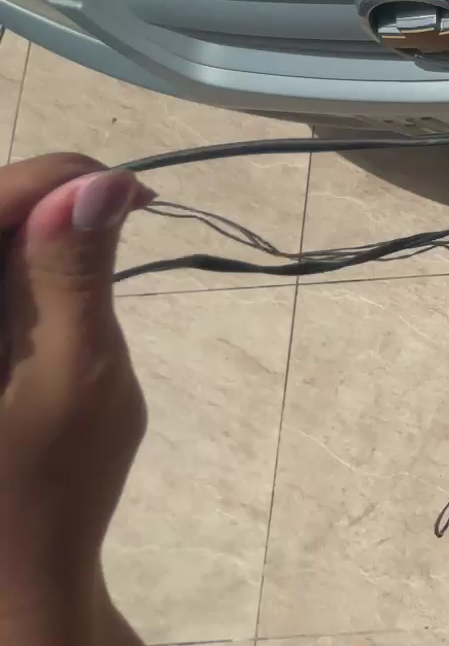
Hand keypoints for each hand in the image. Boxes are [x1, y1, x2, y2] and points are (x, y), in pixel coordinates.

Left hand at [0, 156, 153, 645]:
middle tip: (122, 208)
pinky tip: (52, 266)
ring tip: (97, 230)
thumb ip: (74, 276)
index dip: (46, 181)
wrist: (5, 569)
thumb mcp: (80, 370)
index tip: (132, 191)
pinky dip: (13, 255)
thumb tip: (96, 185)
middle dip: (38, 197)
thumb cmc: (49, 479)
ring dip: (25, 223)